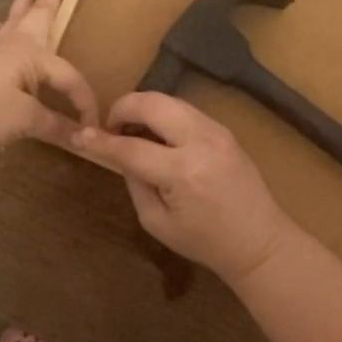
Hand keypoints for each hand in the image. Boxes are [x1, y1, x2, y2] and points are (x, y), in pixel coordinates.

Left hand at [0, 0, 96, 149]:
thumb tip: (84, 139)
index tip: (92, 127)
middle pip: (39, 9)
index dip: (83, 101)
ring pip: (15, 17)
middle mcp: (15, 44)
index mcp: (33, 54)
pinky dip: (1, 28)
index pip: (69, 76)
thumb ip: (56, 126)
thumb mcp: (26, 120)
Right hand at [71, 92, 296, 283]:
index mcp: (182, 172)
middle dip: (124, 107)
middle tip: (111, 126)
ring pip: (168, 100)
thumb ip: (135, 183)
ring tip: (132, 129)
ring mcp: (216, 130)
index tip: (81, 135)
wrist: (259, 242)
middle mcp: (200, 142)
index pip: (131, 147)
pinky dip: (164, 114)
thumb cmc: (205, 242)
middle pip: (152, 103)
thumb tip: (119, 154)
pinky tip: (157, 134)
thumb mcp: (157, 223)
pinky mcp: (223, 129)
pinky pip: (185, 109)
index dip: (102, 141)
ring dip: (144, 108)